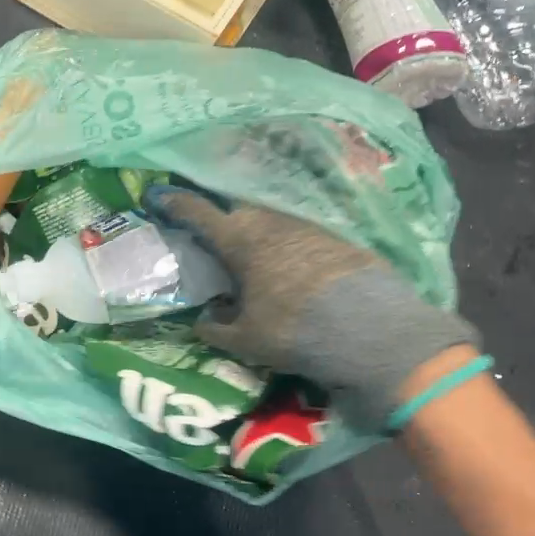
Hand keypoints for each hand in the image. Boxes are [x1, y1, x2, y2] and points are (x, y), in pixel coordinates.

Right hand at [145, 186, 475, 431]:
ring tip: (249, 251)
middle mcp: (269, 222)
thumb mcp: (247, 340)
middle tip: (208, 230)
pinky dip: (285, 243)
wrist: (378, 332)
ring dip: (254, 229)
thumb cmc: (298, 331)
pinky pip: (298, 233)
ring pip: (268, 219)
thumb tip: (202, 321)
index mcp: (239, 240)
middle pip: (234, 208)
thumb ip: (217, 329)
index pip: (197, 212)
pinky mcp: (336, 239)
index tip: (156, 195)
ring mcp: (306, 227)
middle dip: (218, 214)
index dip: (173, 203)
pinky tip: (289, 264)